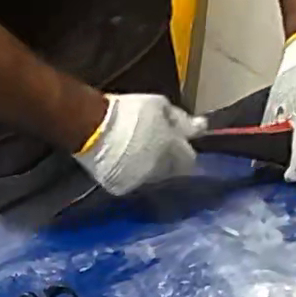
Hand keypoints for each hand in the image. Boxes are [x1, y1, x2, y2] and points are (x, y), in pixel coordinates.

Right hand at [73, 93, 207, 196]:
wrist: (94, 130)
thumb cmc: (129, 113)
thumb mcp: (161, 107)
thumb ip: (182, 122)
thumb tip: (202, 128)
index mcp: (171, 150)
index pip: (189, 161)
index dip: (189, 155)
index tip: (185, 149)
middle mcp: (157, 171)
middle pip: (170, 173)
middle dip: (170, 163)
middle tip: (161, 149)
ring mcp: (137, 182)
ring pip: (152, 179)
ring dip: (151, 170)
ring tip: (141, 155)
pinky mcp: (119, 189)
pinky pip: (133, 183)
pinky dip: (134, 176)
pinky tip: (127, 164)